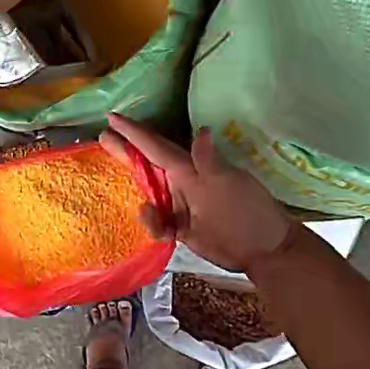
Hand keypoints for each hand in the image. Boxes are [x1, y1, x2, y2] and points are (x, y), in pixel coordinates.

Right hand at [101, 114, 293, 273]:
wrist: (266, 252)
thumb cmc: (245, 220)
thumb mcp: (227, 188)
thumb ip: (208, 162)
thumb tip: (201, 131)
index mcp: (190, 172)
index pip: (156, 147)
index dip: (133, 133)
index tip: (111, 116)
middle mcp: (184, 182)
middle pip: (151, 162)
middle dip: (127, 149)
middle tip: (103, 137)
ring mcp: (185, 203)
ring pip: (153, 189)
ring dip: (136, 180)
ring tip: (117, 169)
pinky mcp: (186, 224)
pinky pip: (162, 219)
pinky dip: (153, 221)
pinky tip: (151, 222)